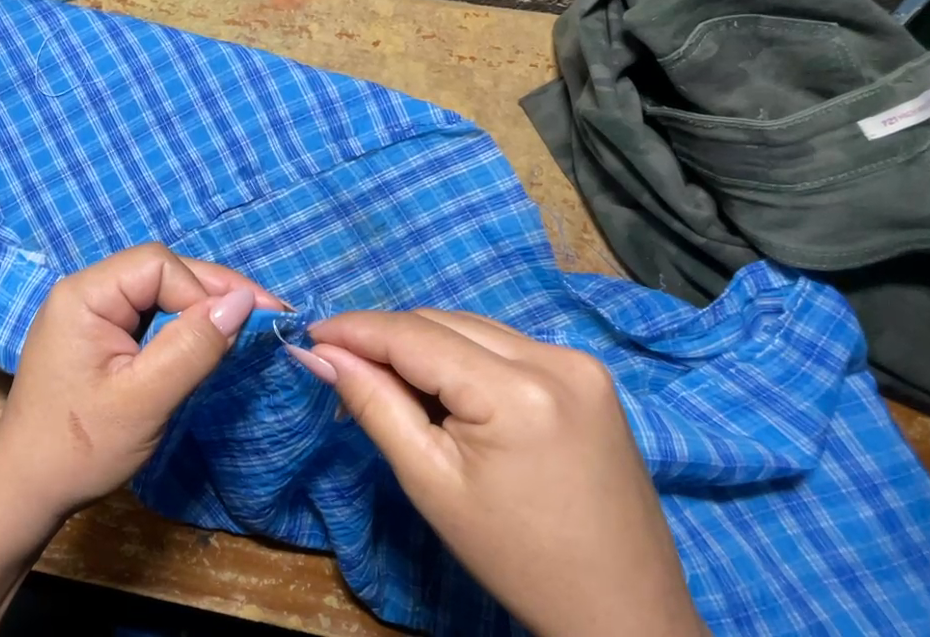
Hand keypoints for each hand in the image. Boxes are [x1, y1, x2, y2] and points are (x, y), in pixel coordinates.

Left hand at [0, 244, 282, 536]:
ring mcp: (87, 314)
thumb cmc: (81, 447)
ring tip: (245, 327)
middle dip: (212, 291)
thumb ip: (193, 346)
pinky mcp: (95, 337)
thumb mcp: (145, 399)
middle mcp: (83, 292)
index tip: (239, 330)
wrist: (26, 488)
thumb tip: (243, 301)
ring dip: (199, 307)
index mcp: (84, 295)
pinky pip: (144, 315)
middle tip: (268, 316)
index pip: (157, 264)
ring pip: (156, 292)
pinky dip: (179, 325)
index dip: (202, 290)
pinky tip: (206, 340)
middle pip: (158, 271)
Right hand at [291, 310, 706, 636]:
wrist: (622, 613)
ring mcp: (578, 364)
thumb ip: (371, 402)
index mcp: (518, 391)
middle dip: (382, 339)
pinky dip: (457, 356)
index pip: (412, 335)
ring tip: (384, 385)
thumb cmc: (514, 556)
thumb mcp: (427, 480)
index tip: (307, 337)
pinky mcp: (587, 376)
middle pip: (440, 322)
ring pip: (468, 327)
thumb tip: (318, 352)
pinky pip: (499, 344)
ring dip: (418, 345)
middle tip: (338, 370)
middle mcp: (555, 359)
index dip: (353, 329)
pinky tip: (438, 390)